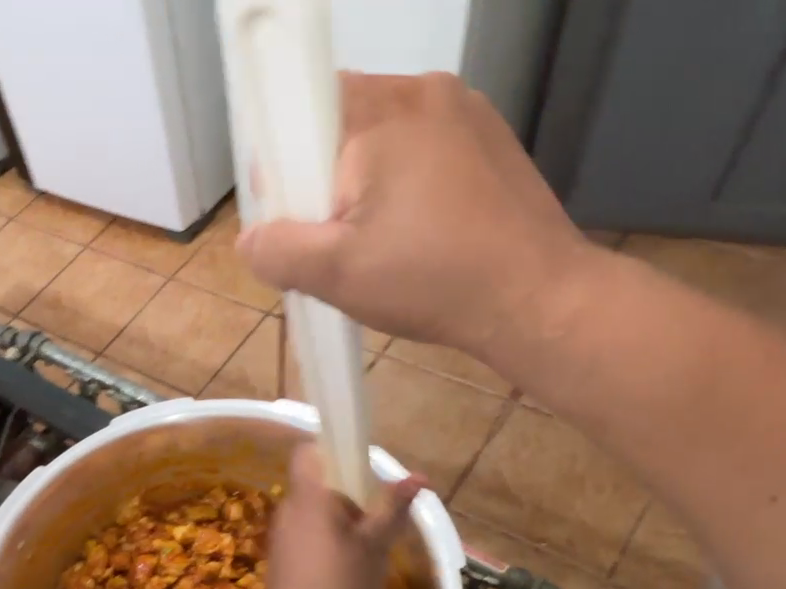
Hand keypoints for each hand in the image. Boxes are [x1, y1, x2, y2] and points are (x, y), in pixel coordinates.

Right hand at [238, 73, 597, 373]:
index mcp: (383, 109)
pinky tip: (419, 234)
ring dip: (368, 183)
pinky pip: (425, 149)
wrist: (537, 300)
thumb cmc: (433, 281)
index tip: (291, 211)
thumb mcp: (337, 275)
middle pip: (344, 120)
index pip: (304, 103)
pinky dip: (408, 185)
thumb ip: (277, 251)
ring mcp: (468, 112)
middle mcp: (427, 91)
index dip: (284, 157)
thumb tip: (248, 240)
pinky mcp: (492, 140)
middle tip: (335, 238)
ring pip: (385, 137)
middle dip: (326, 176)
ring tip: (381, 243)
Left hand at [265, 443, 425, 588]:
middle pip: (313, 484)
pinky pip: (303, 534)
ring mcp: (280, 533)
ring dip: (335, 519)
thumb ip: (393, 508)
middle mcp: (288, 508)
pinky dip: (322, 539)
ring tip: (362, 544)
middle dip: (342, 492)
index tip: (356, 466)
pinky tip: (342, 566)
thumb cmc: (340, 579)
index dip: (329, 450)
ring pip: (309, 512)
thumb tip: (419, 477)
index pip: (307, 452)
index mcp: (309, 496)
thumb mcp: (375, 543)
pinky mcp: (279, 556)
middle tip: (371, 512)